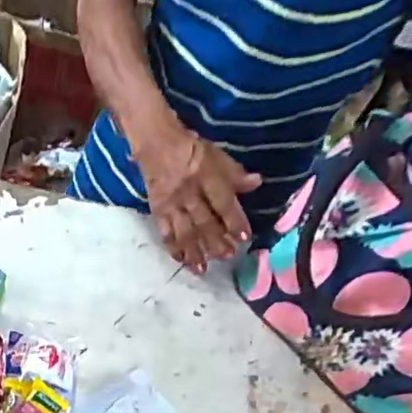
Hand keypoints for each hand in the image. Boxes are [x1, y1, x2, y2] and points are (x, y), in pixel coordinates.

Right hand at [128, 118, 261, 274]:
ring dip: (195, 252)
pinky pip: (166, 233)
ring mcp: (171, 204)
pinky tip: (182, 261)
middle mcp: (188, 192)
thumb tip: (256, 184)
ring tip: (204, 269)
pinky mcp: (157, 211)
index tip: (244, 237)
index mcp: (206, 174)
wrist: (155, 143)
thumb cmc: (190, 148)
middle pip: (203, 222)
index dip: (234, 220)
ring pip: (184, 232)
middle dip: (216, 242)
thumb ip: (234, 172)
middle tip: (227, 256)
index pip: (223, 201)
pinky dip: (174, 249)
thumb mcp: (216, 154)